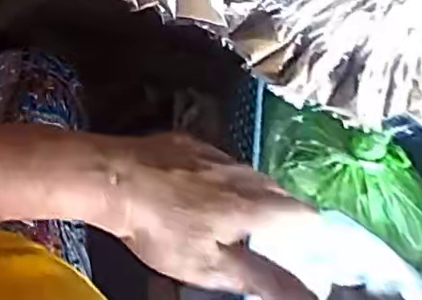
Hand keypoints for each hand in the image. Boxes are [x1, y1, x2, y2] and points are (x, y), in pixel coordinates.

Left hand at [101, 133, 316, 298]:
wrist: (109, 176)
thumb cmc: (160, 228)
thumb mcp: (213, 266)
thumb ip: (264, 280)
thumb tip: (311, 297)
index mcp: (249, 203)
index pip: (300, 211)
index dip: (311, 229)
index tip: (312, 244)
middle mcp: (232, 170)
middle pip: (272, 186)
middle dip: (282, 207)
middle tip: (280, 230)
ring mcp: (203, 149)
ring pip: (242, 168)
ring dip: (251, 187)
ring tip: (245, 208)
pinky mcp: (177, 138)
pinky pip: (213, 154)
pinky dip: (220, 170)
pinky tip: (205, 182)